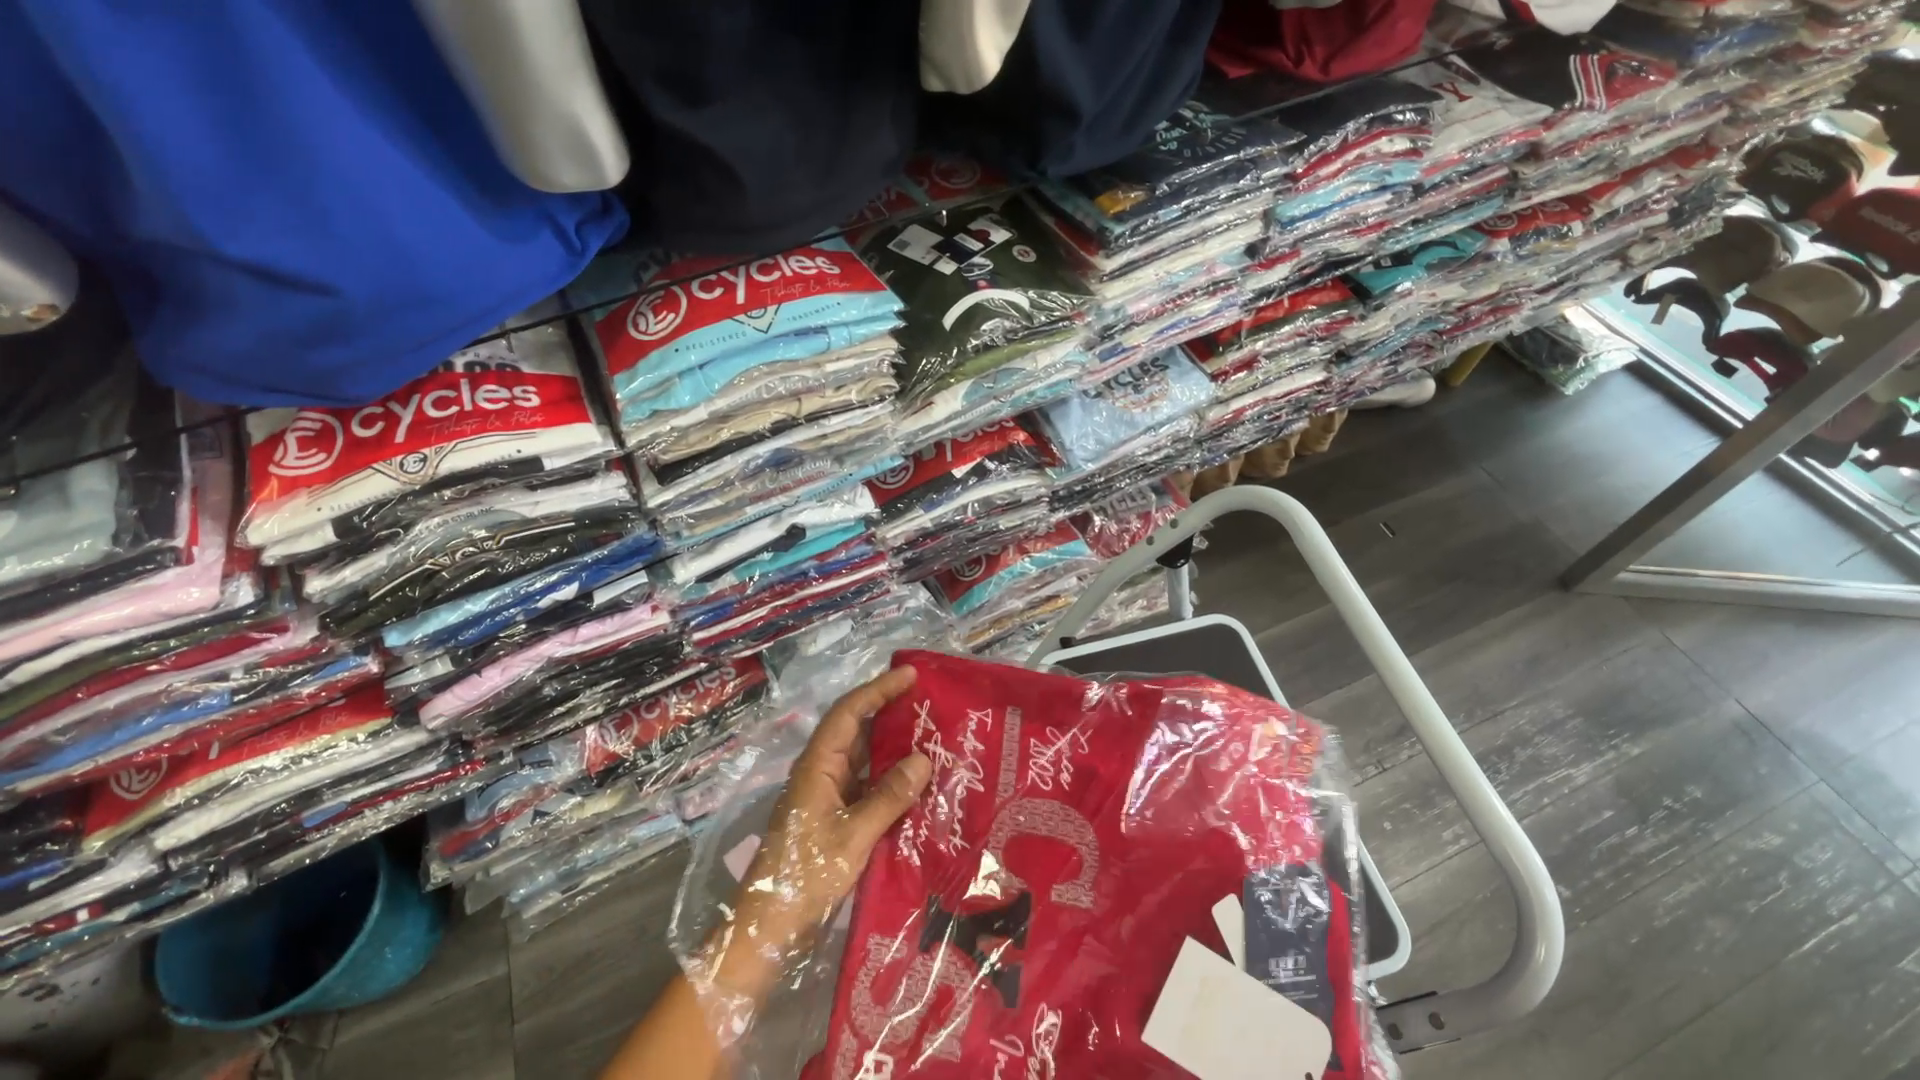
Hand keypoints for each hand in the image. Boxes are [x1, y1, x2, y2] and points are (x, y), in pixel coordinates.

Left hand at [705, 667, 931, 995]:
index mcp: (817, 767)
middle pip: (856, 732)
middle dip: (890, 714)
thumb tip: (923, 759)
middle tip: (931, 705)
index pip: (848, 714)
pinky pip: (866, 787)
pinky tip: (918, 785)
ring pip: (863, 761)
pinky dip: (890, 780)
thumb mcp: (853, 836)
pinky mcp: (833, 820)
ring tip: (934, 739)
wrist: (769, 928)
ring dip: (893, 748)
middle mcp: (820, 774)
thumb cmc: (805, 876)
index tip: (911, 676)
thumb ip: (889, 796)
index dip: (878, 690)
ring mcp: (825, 798)